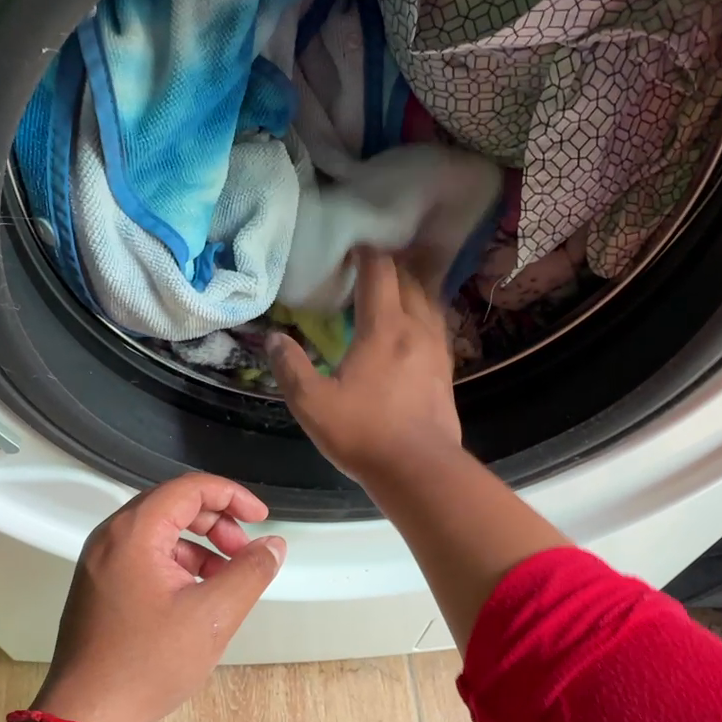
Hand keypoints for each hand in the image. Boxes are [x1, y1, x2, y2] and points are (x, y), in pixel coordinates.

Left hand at [32, 474, 285, 721]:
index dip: (232, 496)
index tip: (262, 518)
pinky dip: (178, 564)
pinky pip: (145, 557)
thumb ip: (250, 572)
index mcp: (133, 533)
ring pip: (160, 533)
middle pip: (172, 505)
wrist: (89, 715)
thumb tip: (273, 545)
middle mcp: (110, 538)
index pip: (189, 488)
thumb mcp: (213, 616)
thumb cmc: (149, 663)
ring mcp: (100, 563)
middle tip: (246, 553)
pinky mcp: (99, 587)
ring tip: (226, 579)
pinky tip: (198, 596)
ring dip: (200, 545)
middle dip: (217, 522)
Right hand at [268, 248, 463, 481]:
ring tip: (395, 290)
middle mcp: (416, 329)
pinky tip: (413, 331)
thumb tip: (274, 339)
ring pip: (430, 303)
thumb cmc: (363, 435)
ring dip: (413, 288)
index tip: (354, 251)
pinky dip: (424, 316)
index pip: (380, 272)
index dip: (366, 255)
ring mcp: (437, 351)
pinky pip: (437, 328)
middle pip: (411, 280)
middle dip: (392, 266)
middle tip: (371, 267)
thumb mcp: (312, 405)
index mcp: (384, 328)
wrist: (419, 470)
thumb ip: (291, 368)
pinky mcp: (446, 373)